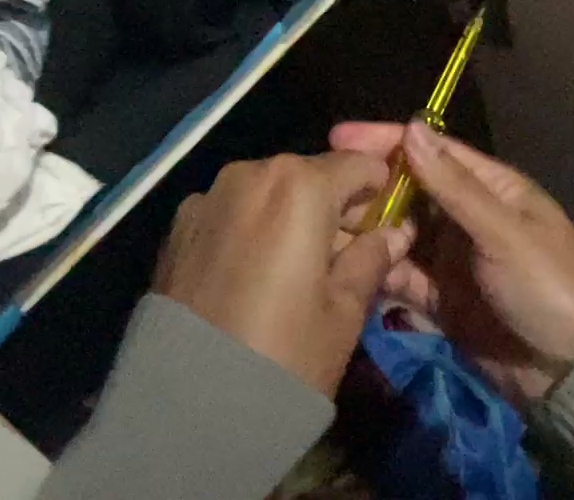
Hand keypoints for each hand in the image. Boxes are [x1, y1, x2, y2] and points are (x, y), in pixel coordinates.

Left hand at [154, 152, 414, 396]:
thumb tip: (395, 233)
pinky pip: (231, 212)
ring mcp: (208, 196)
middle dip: (333, 208)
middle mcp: (252, 173)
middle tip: (343, 259)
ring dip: (289, 218)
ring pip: (268, 192)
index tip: (385, 226)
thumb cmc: (283, 355)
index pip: (360, 164)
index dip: (380, 192)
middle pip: (311, 176)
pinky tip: (250, 278)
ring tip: (293, 273)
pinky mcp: (178, 225)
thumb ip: (372, 260)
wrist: (186, 410)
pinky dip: (250, 230)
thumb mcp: (344, 313)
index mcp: (301, 185)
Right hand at [330, 121, 573, 403]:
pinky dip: (380, 271)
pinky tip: (348, 268)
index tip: (340, 136)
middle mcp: (468, 216)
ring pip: (402, 233)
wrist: (571, 376)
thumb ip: (453, 185)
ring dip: (370, 230)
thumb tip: (411, 127)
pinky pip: (403, 276)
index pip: (433, 152)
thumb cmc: (547, 286)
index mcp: (493, 187)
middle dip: (371, 187)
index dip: (388, 141)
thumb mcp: (502, 232)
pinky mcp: (442, 299)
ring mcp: (454, 258)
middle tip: (322, 187)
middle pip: (411, 191)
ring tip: (325, 228)